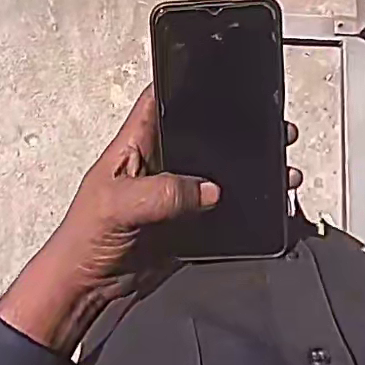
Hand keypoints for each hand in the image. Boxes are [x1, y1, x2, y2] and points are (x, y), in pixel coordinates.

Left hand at [0, 87, 301, 353]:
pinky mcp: (187, 225)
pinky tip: (269, 202)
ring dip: (245, 168)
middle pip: (198, 136)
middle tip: (270, 124)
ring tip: (280, 163)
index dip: (182, 83)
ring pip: (216, 172)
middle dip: (232, 128)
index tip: (216, 74)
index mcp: (133, 147)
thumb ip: (162, 193)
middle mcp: (156, 166)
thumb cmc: (84, 238)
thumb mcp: (118, 205)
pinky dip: (243, 205)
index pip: (158, 102)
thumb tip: (207, 190)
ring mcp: (173, 195)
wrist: (89, 289)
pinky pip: (221, 209)